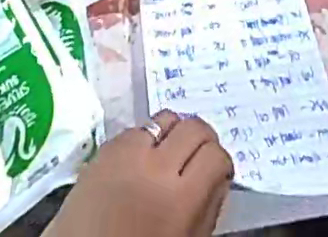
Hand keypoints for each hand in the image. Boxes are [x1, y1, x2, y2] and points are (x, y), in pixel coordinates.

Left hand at [47, 112, 232, 236]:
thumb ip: (207, 210)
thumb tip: (218, 178)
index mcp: (180, 199)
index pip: (216, 155)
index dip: (221, 162)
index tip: (218, 172)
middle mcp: (156, 166)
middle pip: (194, 127)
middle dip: (203, 140)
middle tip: (200, 157)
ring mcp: (128, 151)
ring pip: (166, 118)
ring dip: (174, 133)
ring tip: (170, 153)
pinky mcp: (105, 146)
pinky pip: (138, 128)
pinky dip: (147, 139)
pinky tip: (142, 160)